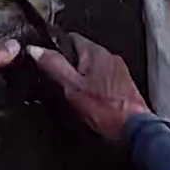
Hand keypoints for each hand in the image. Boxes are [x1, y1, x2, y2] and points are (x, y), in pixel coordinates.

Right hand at [28, 33, 151, 142]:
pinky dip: (94, 87)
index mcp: (96, 52)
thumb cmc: (104, 110)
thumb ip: (53, 65)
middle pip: (81, 53)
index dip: (56, 48)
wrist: (134, 131)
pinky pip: (102, 79)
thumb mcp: (71, 87)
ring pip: (92, 67)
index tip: (48, 61)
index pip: (70, 37)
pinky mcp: (124, 86)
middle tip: (60, 83)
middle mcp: (110, 57)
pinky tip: (90, 101)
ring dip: (82, 77)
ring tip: (75, 95)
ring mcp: (119, 71)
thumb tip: (35, 49)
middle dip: (69, 65)